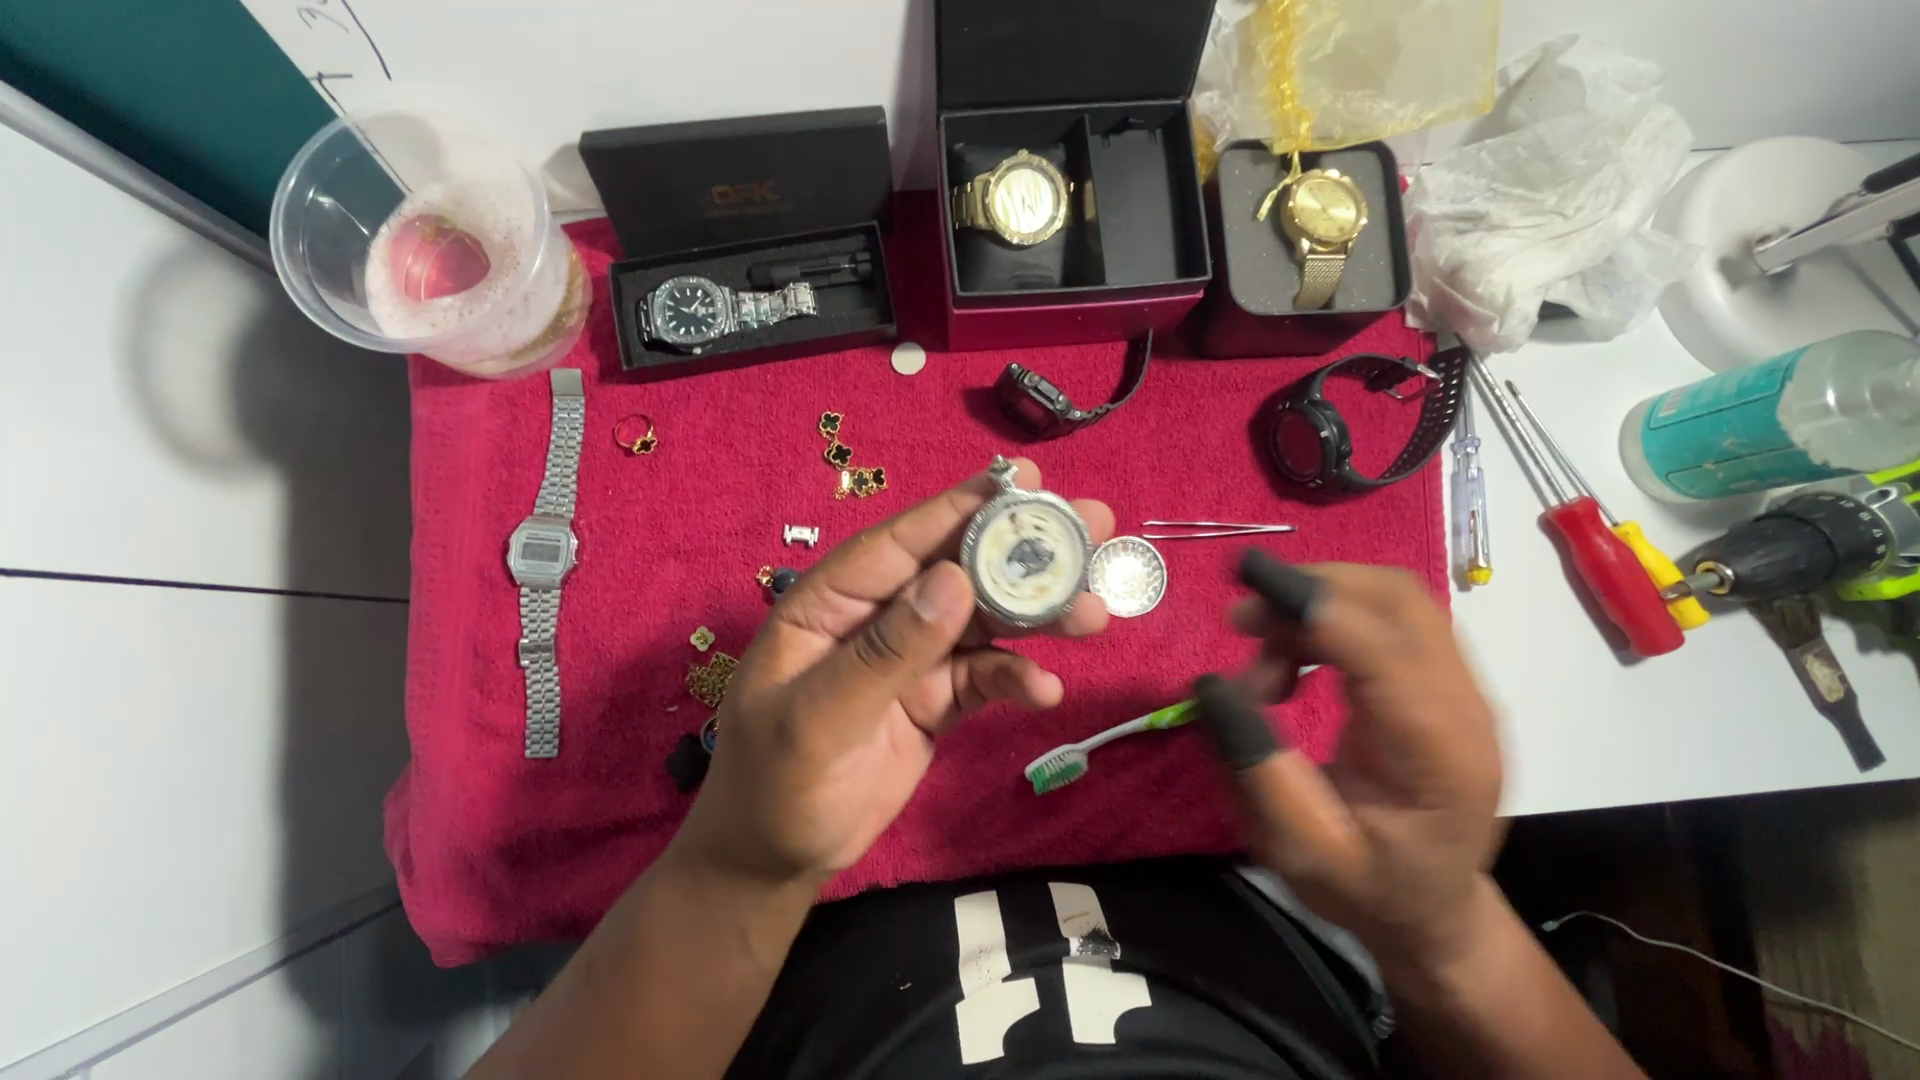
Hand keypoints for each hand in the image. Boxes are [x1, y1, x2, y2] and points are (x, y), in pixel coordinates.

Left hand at [675, 459, 1113, 886]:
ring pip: (983, 621)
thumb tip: (955, 580)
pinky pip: (985, 676)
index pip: (901, 543)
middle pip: (957, 571)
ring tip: (1094, 613)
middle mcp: (877, 618)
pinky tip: (1045, 690)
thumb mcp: (819, 719)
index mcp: (831, 603)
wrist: (776, 859)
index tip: (1026, 482)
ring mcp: (911, 659)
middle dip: (1022, 552)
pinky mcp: (936, 699)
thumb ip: (886, 652)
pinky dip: (1017, 678)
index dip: (962, 510)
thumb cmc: (774, 784)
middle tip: (1094, 526)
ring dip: (1037, 615)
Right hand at [1224, 564, 1502, 978]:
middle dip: (1312, 587)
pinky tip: (1294, 656)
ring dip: (1318, 601)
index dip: (1315, 605)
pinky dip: (1332, 616)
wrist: (1432, 910)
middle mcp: (1465, 707)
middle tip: (1242, 617)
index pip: (1384, 650)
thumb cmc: (1366, 887)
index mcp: (1438, 755)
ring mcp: (1462, 689)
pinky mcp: (1443, 681)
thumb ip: (1257, 767)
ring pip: (1394, 598)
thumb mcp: (1297, 846)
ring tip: (1261, 648)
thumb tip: (1213, 683)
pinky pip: (1389, 618)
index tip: (1245, 586)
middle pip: (1398, 600)